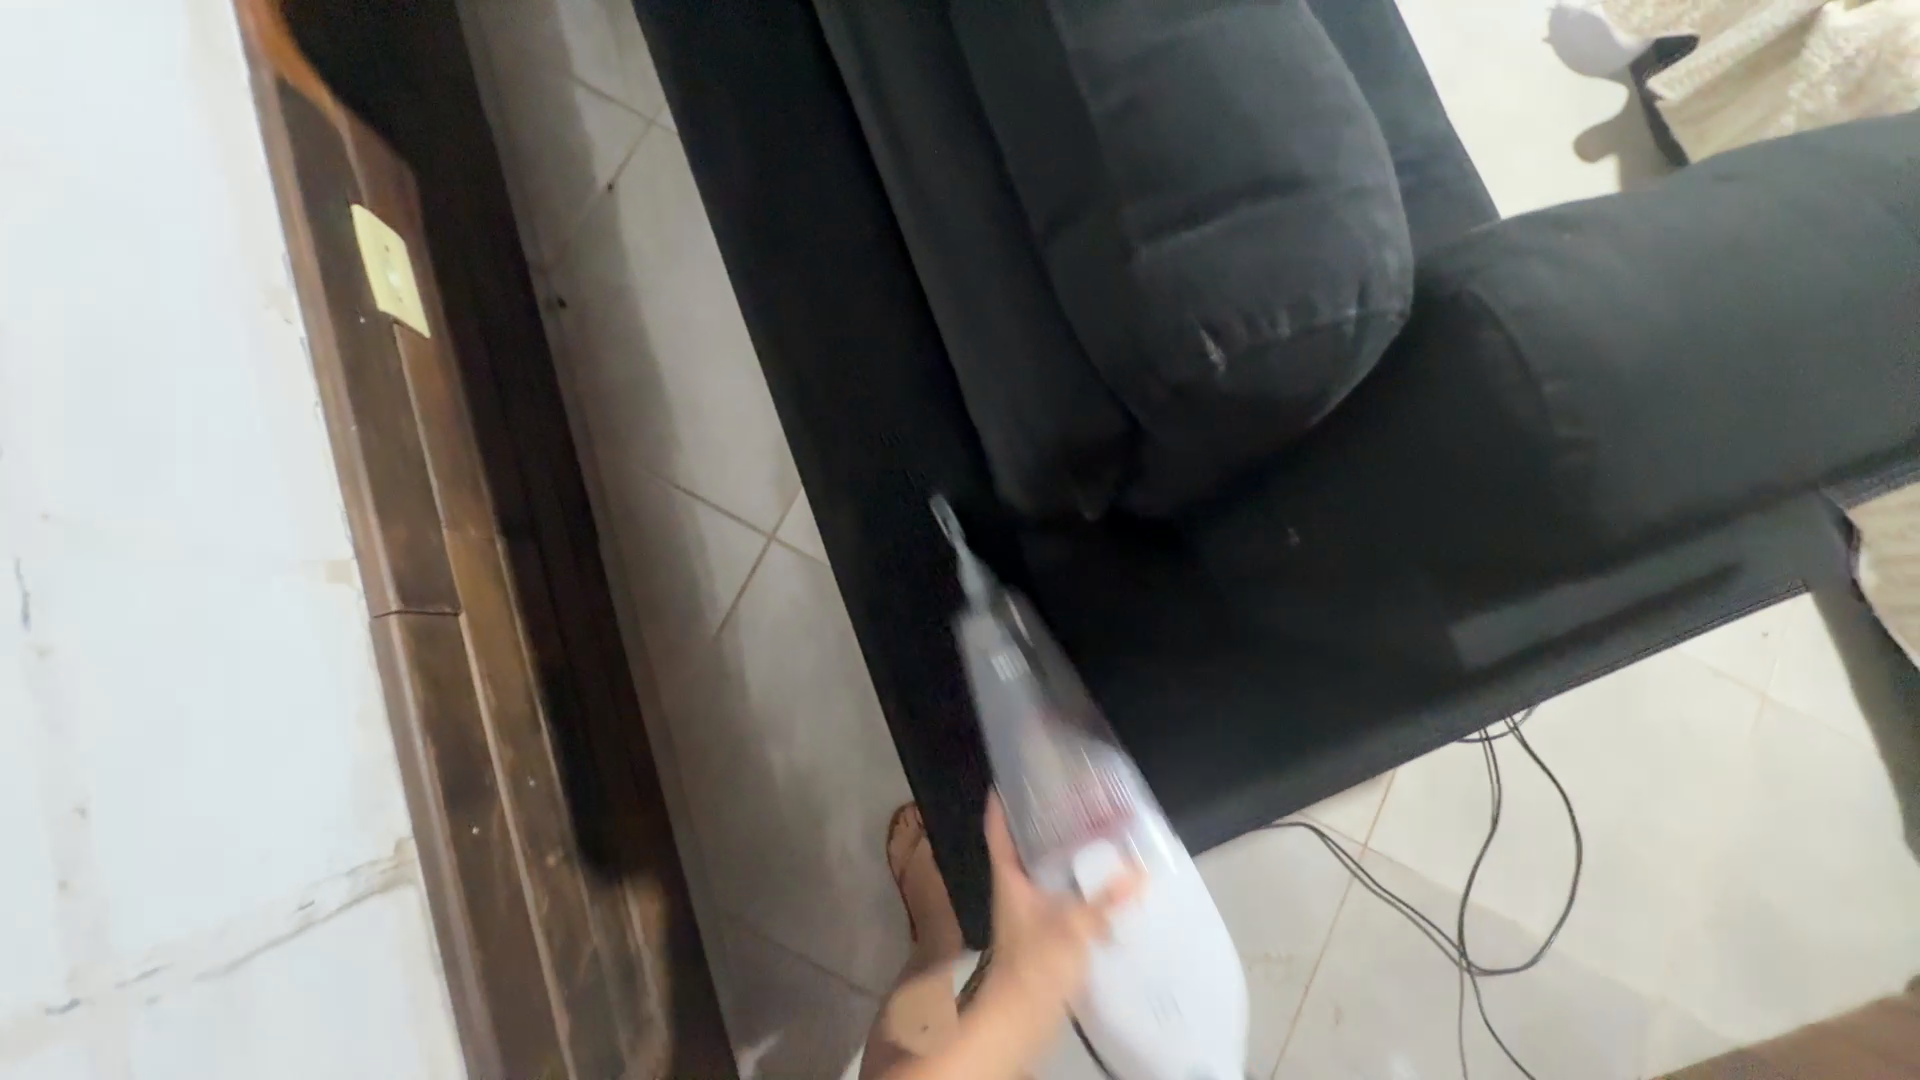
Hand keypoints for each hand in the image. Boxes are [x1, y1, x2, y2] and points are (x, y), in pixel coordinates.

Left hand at [980, 793, 1141, 1024]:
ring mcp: (1027, 911)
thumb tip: (1140, 872)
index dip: (1000, 804)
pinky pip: (1057, 896)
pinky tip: (1101, 885)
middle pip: (1023, 847)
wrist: (1021, 1017)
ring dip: (1062, 856)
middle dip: (1043, 825)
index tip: (1010, 780)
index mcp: (1009, 877)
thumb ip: (1105, 900)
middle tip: (1070, 802)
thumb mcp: (1072, 926)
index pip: (998, 830)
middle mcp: (1014, 888)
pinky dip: (1075, 886)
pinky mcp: (1042, 932)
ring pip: (1042, 872)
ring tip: (1092, 835)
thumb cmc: (1035, 963)